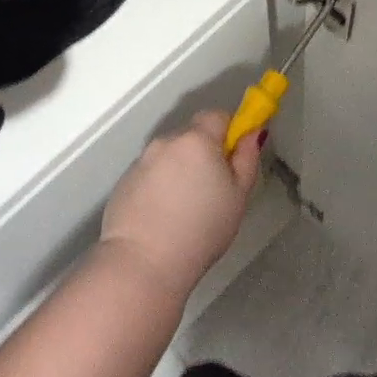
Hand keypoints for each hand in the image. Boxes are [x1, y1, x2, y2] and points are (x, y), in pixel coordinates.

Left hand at [99, 111, 262, 299]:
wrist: (143, 261)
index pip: (217, 115)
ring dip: (180, 170)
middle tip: (213, 190)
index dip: (229, 132)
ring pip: (170, 155)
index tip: (233, 159)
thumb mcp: (238, 197)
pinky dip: (160, 186)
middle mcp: (166, 141)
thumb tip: (252, 132)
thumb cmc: (201, 229)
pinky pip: (151, 173)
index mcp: (196, 139)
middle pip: (191, 135)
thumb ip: (247, 159)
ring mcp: (141, 160)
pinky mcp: (124, 181)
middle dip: (204, 153)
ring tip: (186, 209)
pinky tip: (163, 216)